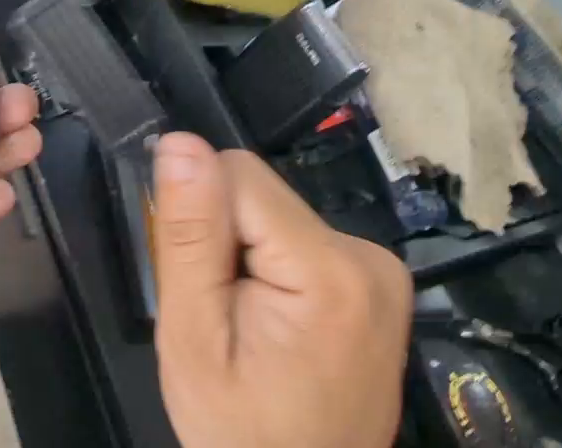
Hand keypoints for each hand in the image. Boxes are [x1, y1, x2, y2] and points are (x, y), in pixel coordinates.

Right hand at [152, 133, 412, 447]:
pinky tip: (270, 319)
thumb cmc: (238, 428)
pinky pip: (295, 236)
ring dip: (243, 250)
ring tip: (243, 319)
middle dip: (221, 235)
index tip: (199, 279)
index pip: (237, 174)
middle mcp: (369, 256)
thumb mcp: (193, 335)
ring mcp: (380, 271)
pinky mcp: (375, 282)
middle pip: (258, 193)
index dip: (198, 215)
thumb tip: (180, 143)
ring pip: (272, 212)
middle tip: (217, 308)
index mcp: (331, 269)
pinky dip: (269, 265)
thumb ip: (189, 234)